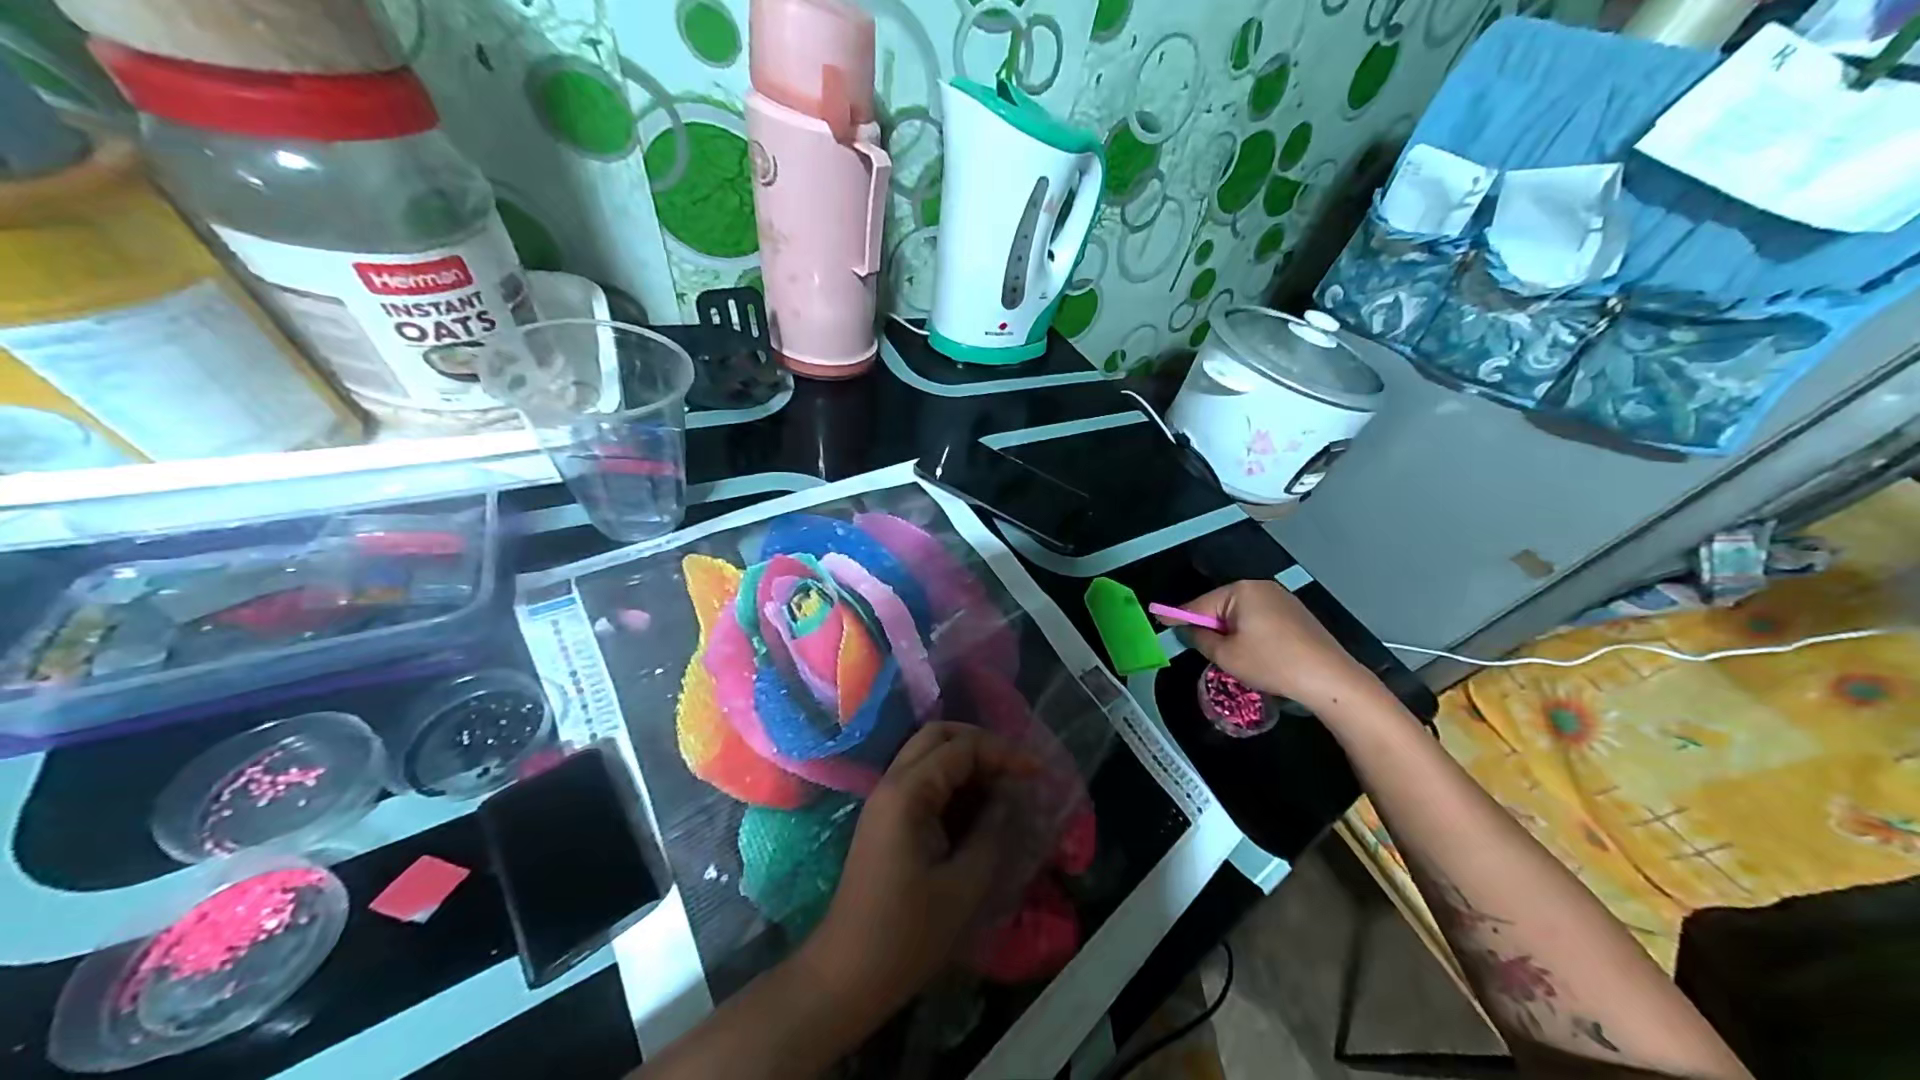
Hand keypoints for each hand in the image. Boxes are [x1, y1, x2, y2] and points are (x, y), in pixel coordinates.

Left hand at [799, 723, 1035, 1013]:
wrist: (847, 973)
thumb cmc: (907, 934)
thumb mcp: (964, 885)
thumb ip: (991, 831)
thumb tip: (1009, 798)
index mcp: (907, 793)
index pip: (960, 748)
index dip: (1003, 753)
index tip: (1038, 773)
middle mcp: (891, 784)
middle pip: (937, 736)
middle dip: (981, 744)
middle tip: (1016, 770)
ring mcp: (884, 801)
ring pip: (927, 755)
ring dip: (966, 761)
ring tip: (1004, 786)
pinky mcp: (885, 820)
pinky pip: (921, 780)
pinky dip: (952, 781)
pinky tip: (978, 806)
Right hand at [1172, 580, 1379, 711]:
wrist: (1329, 678)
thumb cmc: (1272, 663)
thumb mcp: (1226, 655)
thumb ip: (1200, 638)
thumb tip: (1188, 630)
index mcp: (1241, 591)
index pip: (1199, 605)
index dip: (1178, 616)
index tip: (1159, 620)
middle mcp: (1260, 587)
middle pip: (1220, 607)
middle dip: (1208, 627)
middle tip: (1200, 650)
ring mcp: (1281, 599)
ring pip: (1240, 615)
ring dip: (1229, 632)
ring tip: (1229, 657)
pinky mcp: (1295, 614)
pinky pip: (1259, 619)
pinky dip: (1249, 633)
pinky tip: (1254, 654)